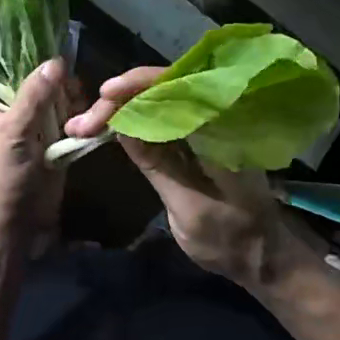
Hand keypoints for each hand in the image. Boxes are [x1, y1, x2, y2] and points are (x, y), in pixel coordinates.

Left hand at [0, 59, 72, 242]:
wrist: (15, 223)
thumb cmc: (3, 175)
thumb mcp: (14, 131)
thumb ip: (34, 95)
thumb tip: (56, 62)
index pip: (8, 69)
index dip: (30, 59)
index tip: (54, 55)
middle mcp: (12, 112)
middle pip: (39, 83)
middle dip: (58, 82)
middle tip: (73, 86)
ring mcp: (34, 128)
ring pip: (56, 101)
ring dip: (71, 100)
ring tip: (82, 103)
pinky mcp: (54, 144)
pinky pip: (69, 121)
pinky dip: (79, 117)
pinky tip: (90, 115)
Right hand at [66, 67, 310, 287]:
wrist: (259, 255)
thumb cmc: (230, 236)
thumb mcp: (188, 206)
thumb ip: (156, 163)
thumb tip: (121, 123)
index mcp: (224, 128)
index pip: (180, 87)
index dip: (140, 84)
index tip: (105, 94)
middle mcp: (215, 119)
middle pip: (162, 91)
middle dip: (119, 100)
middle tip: (79, 124)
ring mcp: (203, 129)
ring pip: (155, 104)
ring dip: (118, 111)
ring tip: (80, 126)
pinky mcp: (191, 142)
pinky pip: (158, 122)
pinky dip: (130, 125)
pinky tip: (102, 130)